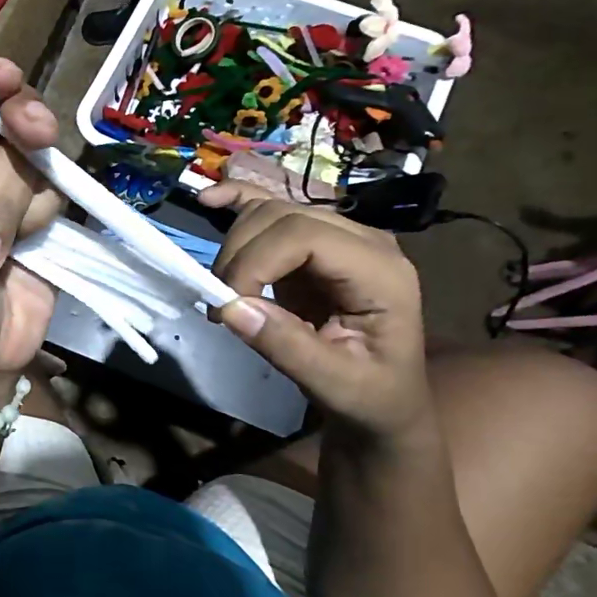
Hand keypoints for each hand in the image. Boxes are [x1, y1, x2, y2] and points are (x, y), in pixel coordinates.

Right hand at [201, 182, 431, 440]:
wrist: (388, 397)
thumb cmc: (373, 395)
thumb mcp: (336, 385)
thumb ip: (287, 346)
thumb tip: (230, 308)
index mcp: (380, 271)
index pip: (305, 235)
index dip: (256, 261)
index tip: (228, 305)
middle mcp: (363, 239)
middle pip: (283, 216)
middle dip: (239, 256)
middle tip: (220, 306)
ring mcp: (338, 233)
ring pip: (270, 211)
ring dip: (234, 244)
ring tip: (222, 291)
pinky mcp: (314, 239)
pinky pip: (272, 207)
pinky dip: (238, 201)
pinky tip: (208, 198)